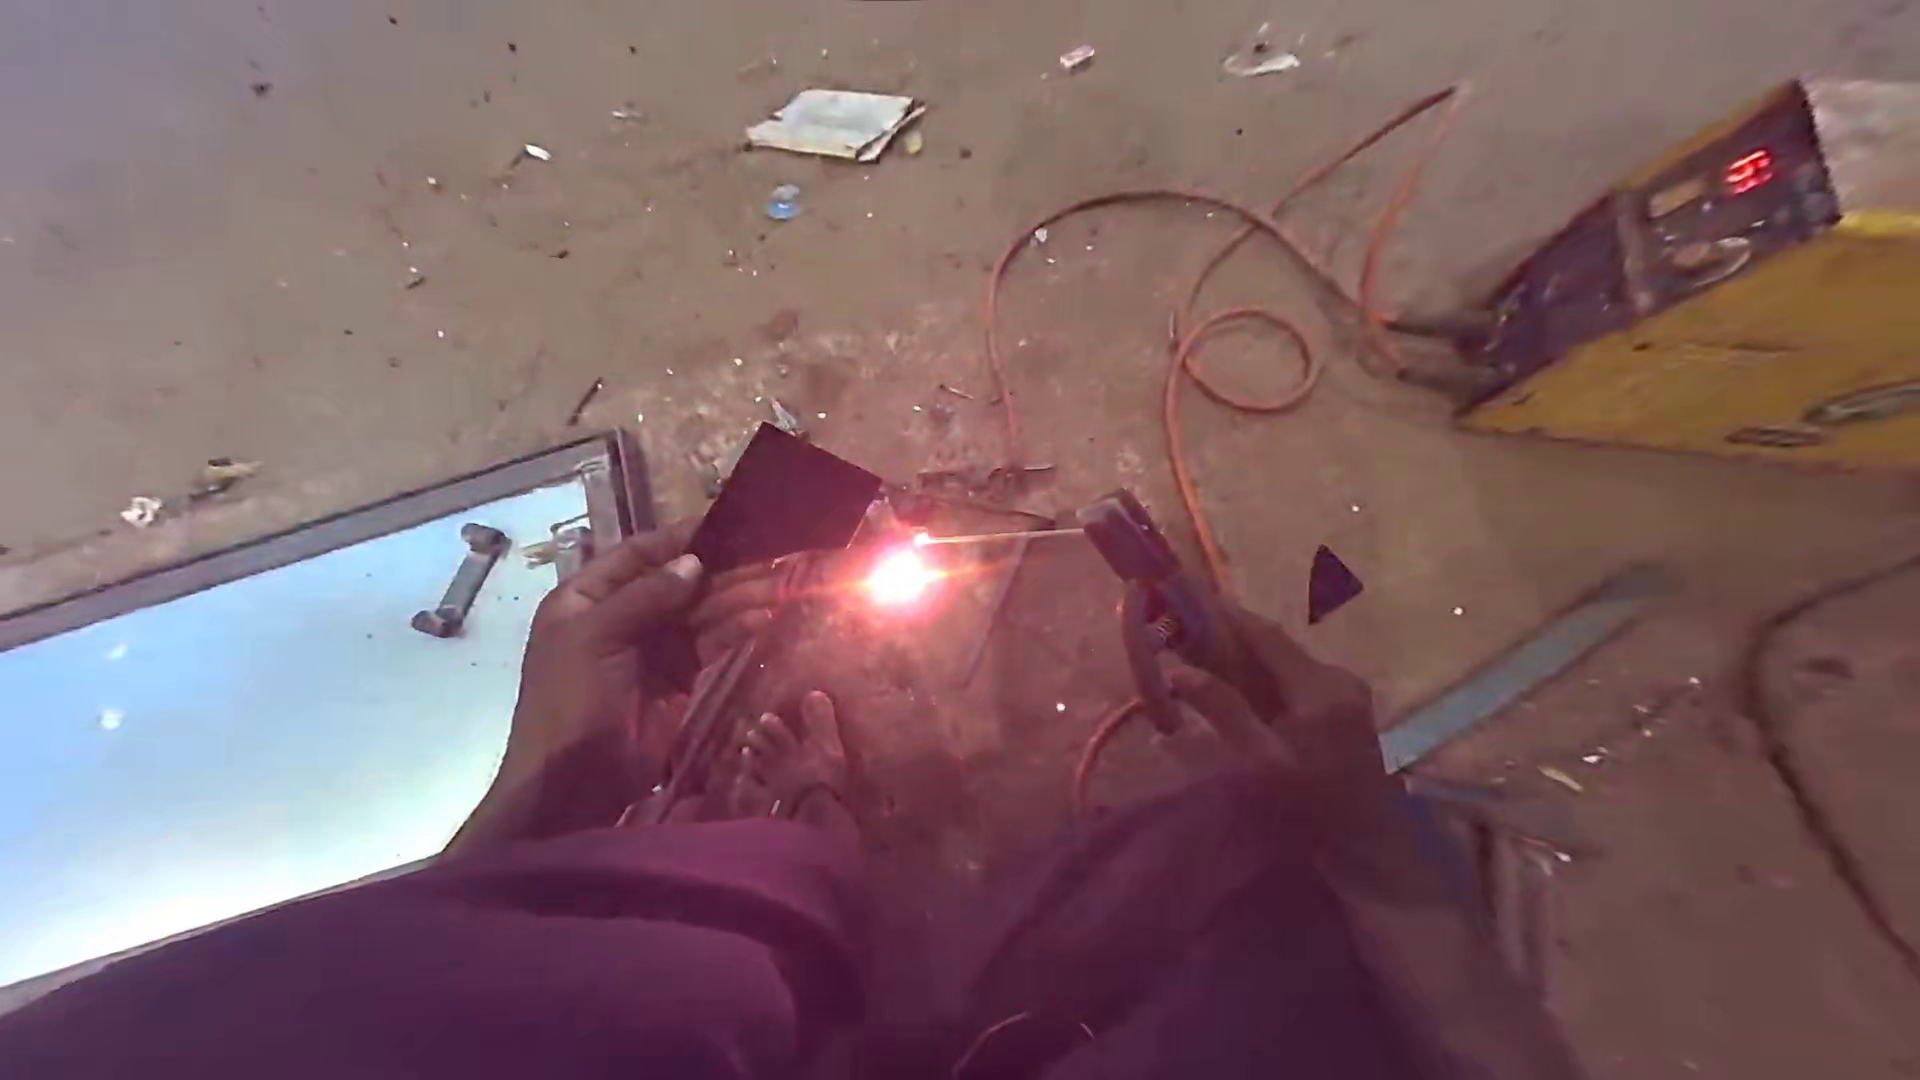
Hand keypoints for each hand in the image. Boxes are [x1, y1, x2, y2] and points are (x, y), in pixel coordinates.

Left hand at [447, 523, 788, 851]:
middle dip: (724, 572)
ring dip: (738, 599)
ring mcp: (655, 646)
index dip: (682, 539)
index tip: (726, 526)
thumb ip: (645, 597)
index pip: (641, 554)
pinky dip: (737, 629)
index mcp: (589, 597)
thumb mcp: (596, 639)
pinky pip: (713, 642)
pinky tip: (764, 618)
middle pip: (682, 582)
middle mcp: (625, 614)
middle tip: (770, 559)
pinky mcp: (681, 675)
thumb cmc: (571, 702)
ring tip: (778, 587)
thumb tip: (694, 563)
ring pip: (703, 612)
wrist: (574, 784)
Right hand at [1178, 604, 1389, 819]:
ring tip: (1201, 651)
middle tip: (1186, 629)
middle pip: (1274, 643)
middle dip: (1229, 634)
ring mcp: (1344, 690)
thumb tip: (1179, 671)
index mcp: (1320, 687)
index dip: (1226, 614)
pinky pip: (1292, 675)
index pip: (1265, 634)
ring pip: (1282, 658)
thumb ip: (1223, 710)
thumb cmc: (1315, 806)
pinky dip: (1260, 671)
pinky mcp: (1342, 704)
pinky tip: (1236, 680)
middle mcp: (1336, 677)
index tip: (1190, 599)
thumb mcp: (1262, 761)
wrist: (1372, 847)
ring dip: (1243, 653)